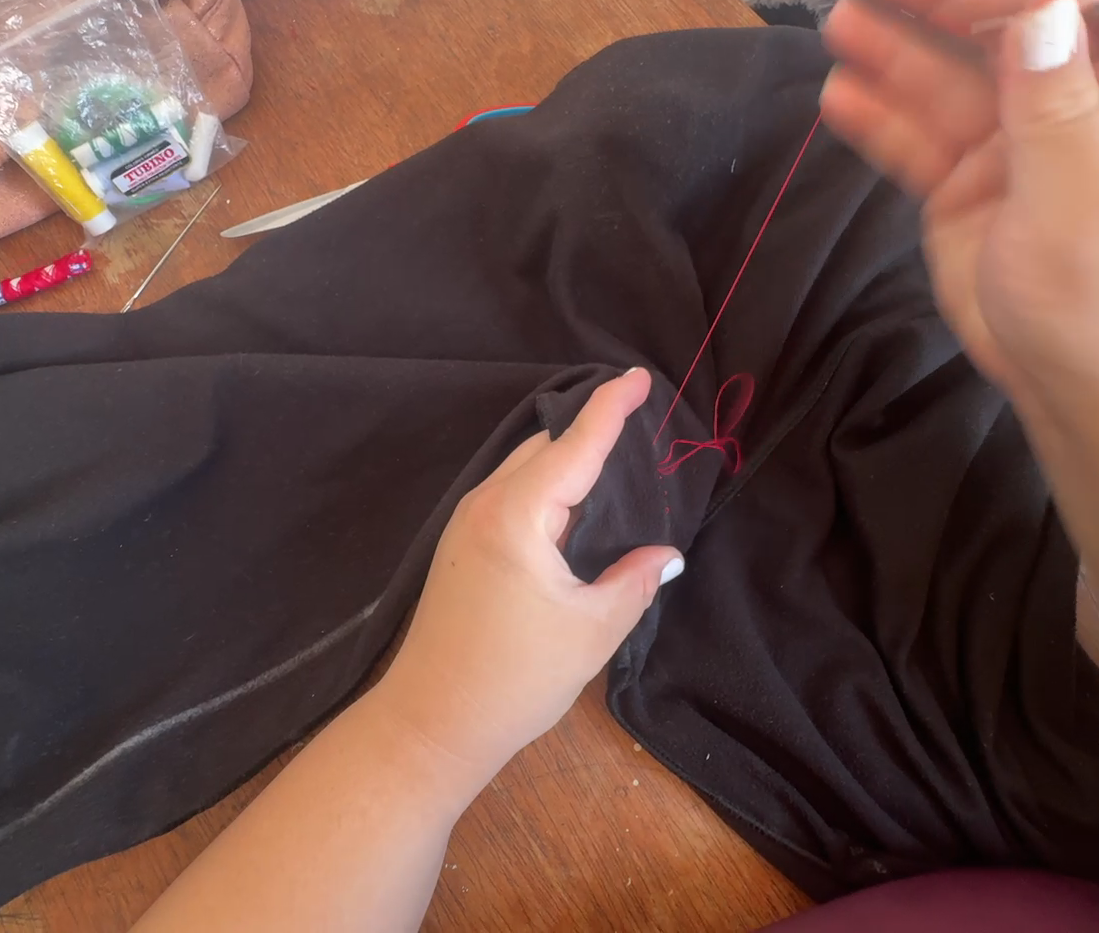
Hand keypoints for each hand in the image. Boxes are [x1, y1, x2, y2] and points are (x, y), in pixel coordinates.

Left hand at [369, 369, 683, 774]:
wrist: (431, 722)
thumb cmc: (514, 678)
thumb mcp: (591, 631)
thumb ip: (634, 581)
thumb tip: (667, 555)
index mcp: (518, 515)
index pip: (575, 446)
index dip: (610, 408)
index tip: (638, 376)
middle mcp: (485, 505)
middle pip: (544, 448)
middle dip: (589, 431)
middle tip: (638, 427)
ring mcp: (466, 523)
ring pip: (523, 469)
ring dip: (565, 459)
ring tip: (612, 464)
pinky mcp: (461, 544)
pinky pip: (510, 493)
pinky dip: (545, 486)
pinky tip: (569, 509)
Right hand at [820, 0, 1098, 424]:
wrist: (1077, 391)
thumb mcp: (1090, 214)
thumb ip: (1059, 113)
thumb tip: (1037, 9)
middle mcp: (1089, 103)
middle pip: (1027, 19)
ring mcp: (1019, 144)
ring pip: (956, 77)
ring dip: (899, 48)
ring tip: (840, 23)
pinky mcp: (966, 184)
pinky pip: (919, 138)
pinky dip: (881, 118)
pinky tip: (841, 95)